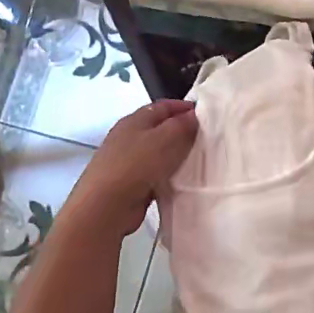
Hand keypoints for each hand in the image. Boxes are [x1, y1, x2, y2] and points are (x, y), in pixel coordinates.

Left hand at [64, 99, 198, 237]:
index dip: (184, 108)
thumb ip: (182, 125)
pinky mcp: (131, 185)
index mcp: (134, 121)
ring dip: (177, 157)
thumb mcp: (165, 138)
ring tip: (199, 162)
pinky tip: (182, 183)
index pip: (163, 107)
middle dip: (182, 133)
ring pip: (159, 154)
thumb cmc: (135, 165)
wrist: (106, 205)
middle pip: (160, 130)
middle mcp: (129, 138)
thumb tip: (194, 115)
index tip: (205, 115)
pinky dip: (169, 177)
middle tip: (206, 140)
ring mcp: (128, 162)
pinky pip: (156, 176)